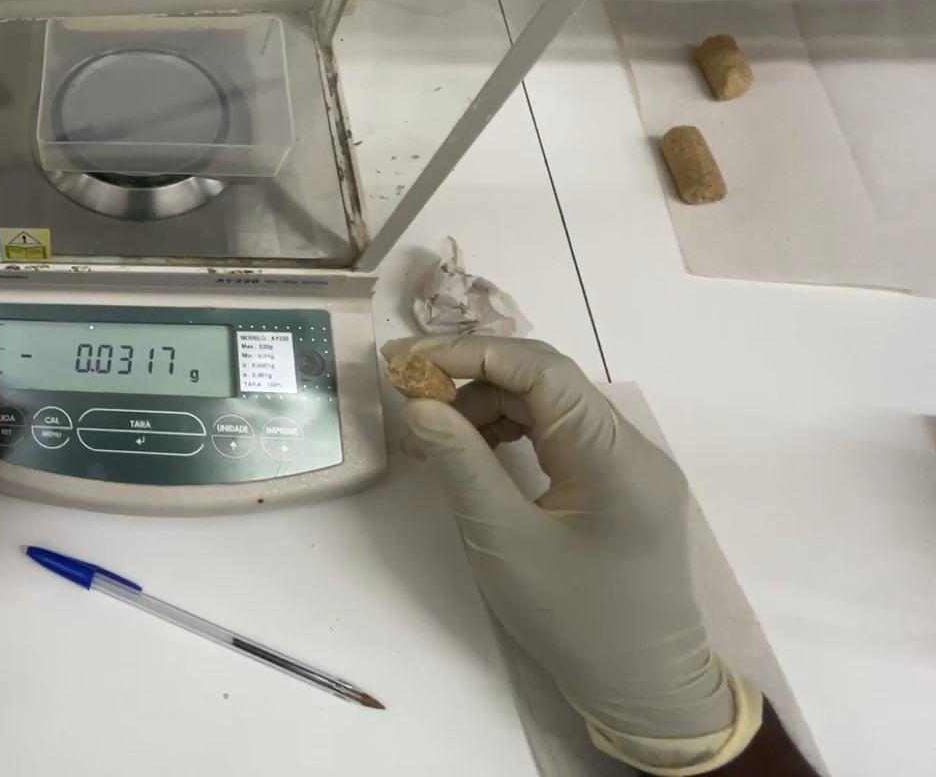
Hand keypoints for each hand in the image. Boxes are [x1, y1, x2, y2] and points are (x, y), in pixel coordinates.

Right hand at [384, 336, 763, 774]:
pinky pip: (547, 430)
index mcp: (614, 457)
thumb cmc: (572, 615)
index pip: (540, 370)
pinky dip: (498, 427)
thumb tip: (417, 401)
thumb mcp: (501, 537)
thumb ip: (459, 461)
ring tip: (426, 429)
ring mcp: (620, 462)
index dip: (467, 353)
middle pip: (540, 377)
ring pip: (539, 401)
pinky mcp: (607, 480)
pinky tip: (463, 449)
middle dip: (466, 370)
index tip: (404, 362)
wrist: (640, 689)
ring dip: (477, 402)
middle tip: (402, 381)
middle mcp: (627, 446)